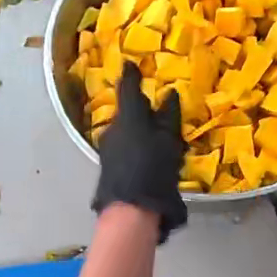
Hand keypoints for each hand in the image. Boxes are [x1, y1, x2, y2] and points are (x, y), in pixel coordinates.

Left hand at [93, 66, 186, 241]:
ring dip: (139, 132)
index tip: (132, 64)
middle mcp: (112, 130)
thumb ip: (168, 116)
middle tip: (158, 111)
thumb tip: (169, 94)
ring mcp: (107, 150)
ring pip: (126, 133)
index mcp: (127, 118)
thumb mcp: (169, 141)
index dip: (131, 75)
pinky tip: (150, 159)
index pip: (128, 89)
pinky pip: (125, 150)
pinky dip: (136, 149)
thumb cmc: (155, 171)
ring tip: (159, 140)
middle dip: (141, 111)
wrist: (131, 212)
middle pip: (127, 114)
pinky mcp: (107, 169)